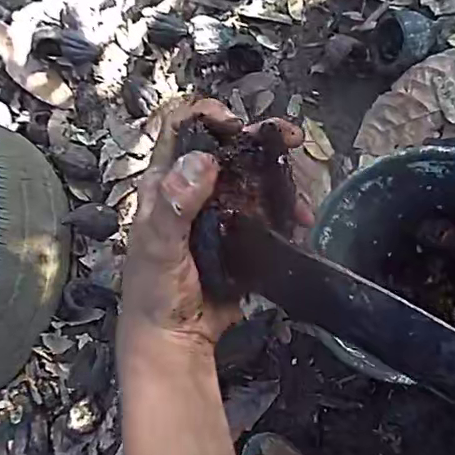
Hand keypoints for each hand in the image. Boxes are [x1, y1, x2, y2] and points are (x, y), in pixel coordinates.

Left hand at [119, 100, 305, 351]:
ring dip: (280, 179)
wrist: (177, 339)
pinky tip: (298, 221)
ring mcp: (220, 212)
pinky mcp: (241, 234)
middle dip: (260, 140)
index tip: (235, 124)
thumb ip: (175, 207)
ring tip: (299, 196)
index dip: (207, 116)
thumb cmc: (155, 295)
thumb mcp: (158, 249)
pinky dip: (285, 211)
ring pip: (253, 179)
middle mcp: (194, 191)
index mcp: (165, 186)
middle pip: (228, 149)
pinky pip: (266, 212)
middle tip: (289, 139)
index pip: (182, 131)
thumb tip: (202, 162)